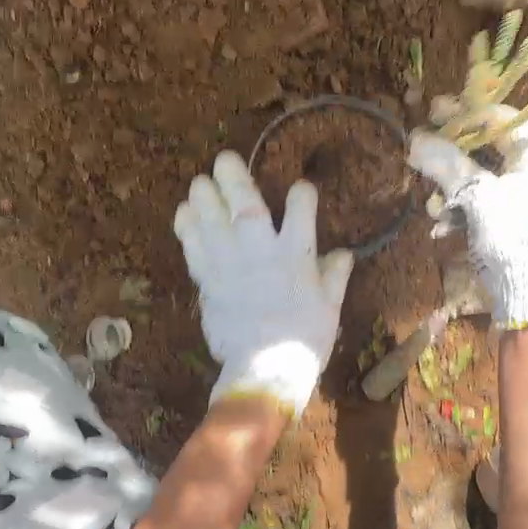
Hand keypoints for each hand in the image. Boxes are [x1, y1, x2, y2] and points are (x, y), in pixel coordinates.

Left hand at [174, 151, 353, 418]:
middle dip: (235, 179)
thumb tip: (344, 254)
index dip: (301, 194)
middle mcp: (261, 252)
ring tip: (198, 182)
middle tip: (223, 159)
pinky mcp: (209, 282)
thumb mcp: (330, 307)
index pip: (301, 211)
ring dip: (204, 198)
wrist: (266, 369)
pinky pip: (194, 248)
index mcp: (296, 256)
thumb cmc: (305, 339)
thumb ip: (334, 275)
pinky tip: (183, 212)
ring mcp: (231, 265)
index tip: (301, 188)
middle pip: (246, 206)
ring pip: (213, 221)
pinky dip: (188, 229)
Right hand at [408, 113, 527, 331]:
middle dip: (451, 154)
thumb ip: (446, 163)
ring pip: (476, 176)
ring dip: (449, 187)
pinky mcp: (507, 222)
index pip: (502, 118)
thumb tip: (415, 138)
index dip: (466, 112)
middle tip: (420, 150)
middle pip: (485, 147)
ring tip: (434, 205)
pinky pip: (477, 202)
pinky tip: (442, 226)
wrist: (527, 294)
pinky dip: (458, 209)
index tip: (432, 112)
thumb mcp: (477, 195)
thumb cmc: (512, 236)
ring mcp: (521, 198)